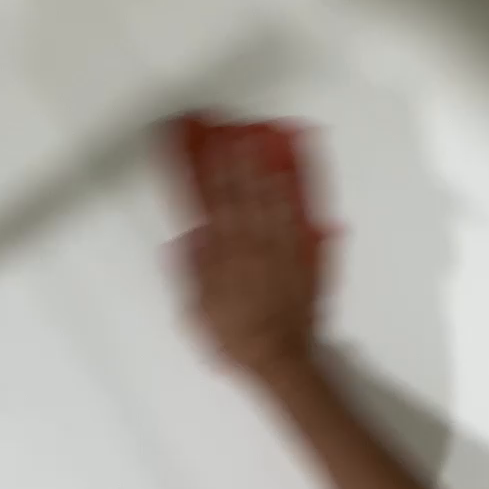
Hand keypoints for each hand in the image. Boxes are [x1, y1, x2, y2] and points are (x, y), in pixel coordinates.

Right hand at [173, 119, 330, 382]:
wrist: (278, 356)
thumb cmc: (238, 338)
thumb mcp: (199, 309)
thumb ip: (193, 271)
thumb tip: (186, 241)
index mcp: (223, 258)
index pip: (212, 206)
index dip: (208, 174)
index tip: (204, 150)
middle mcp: (251, 247)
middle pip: (241, 195)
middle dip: (236, 161)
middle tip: (234, 132)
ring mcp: (279, 249)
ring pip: (270, 199)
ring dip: (263, 168)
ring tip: (261, 141)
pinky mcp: (302, 258)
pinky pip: (298, 217)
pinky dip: (294, 193)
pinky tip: (291, 176)